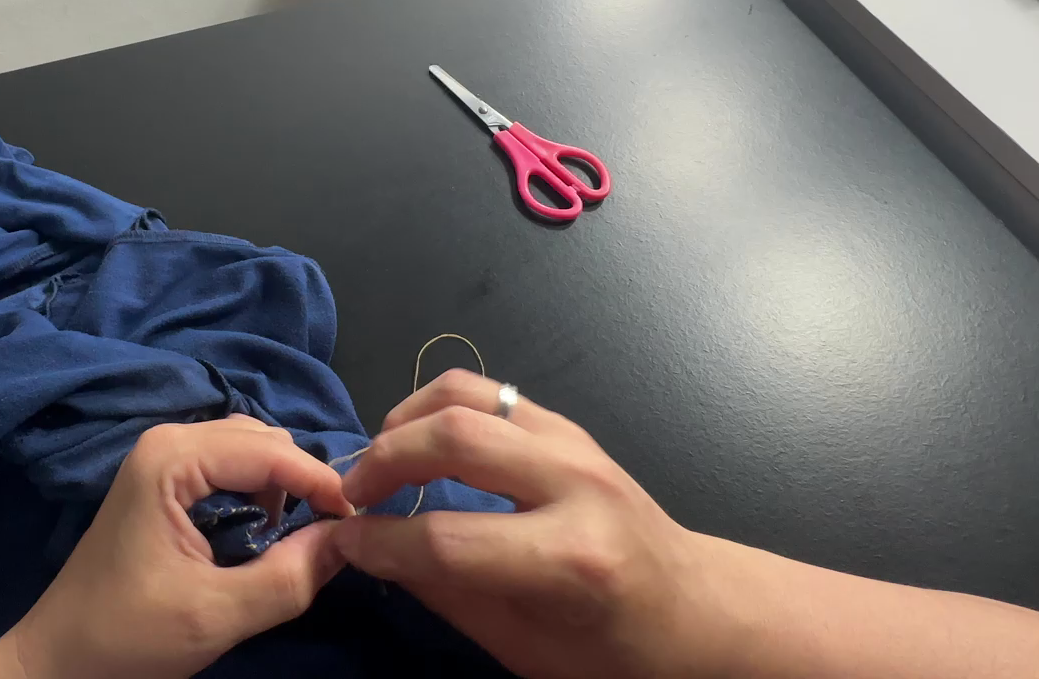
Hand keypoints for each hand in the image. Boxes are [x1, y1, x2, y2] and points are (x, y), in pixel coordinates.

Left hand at [0, 415, 353, 678]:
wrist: (58, 660)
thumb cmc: (127, 637)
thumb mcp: (215, 616)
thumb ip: (287, 577)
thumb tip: (349, 539)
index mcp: (174, 456)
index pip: (269, 450)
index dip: (319, 481)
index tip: (357, 521)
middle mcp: (171, 438)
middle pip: (261, 439)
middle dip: (298, 481)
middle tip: (322, 537)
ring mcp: (165, 453)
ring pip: (249, 448)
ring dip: (278, 487)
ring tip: (283, 541)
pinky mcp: (166, 474)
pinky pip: (230, 464)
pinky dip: (256, 491)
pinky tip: (255, 533)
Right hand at [332, 369, 721, 678]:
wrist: (694, 605)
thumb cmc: (615, 649)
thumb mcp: (527, 649)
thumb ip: (444, 594)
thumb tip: (368, 549)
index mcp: (573, 560)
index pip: (448, 540)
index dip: (381, 542)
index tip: (344, 540)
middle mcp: (574, 483)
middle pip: (454, 439)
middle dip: (385, 461)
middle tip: (353, 490)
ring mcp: (570, 439)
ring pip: (464, 396)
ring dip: (405, 419)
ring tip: (381, 456)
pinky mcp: (561, 420)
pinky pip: (481, 388)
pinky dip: (434, 404)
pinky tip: (419, 435)